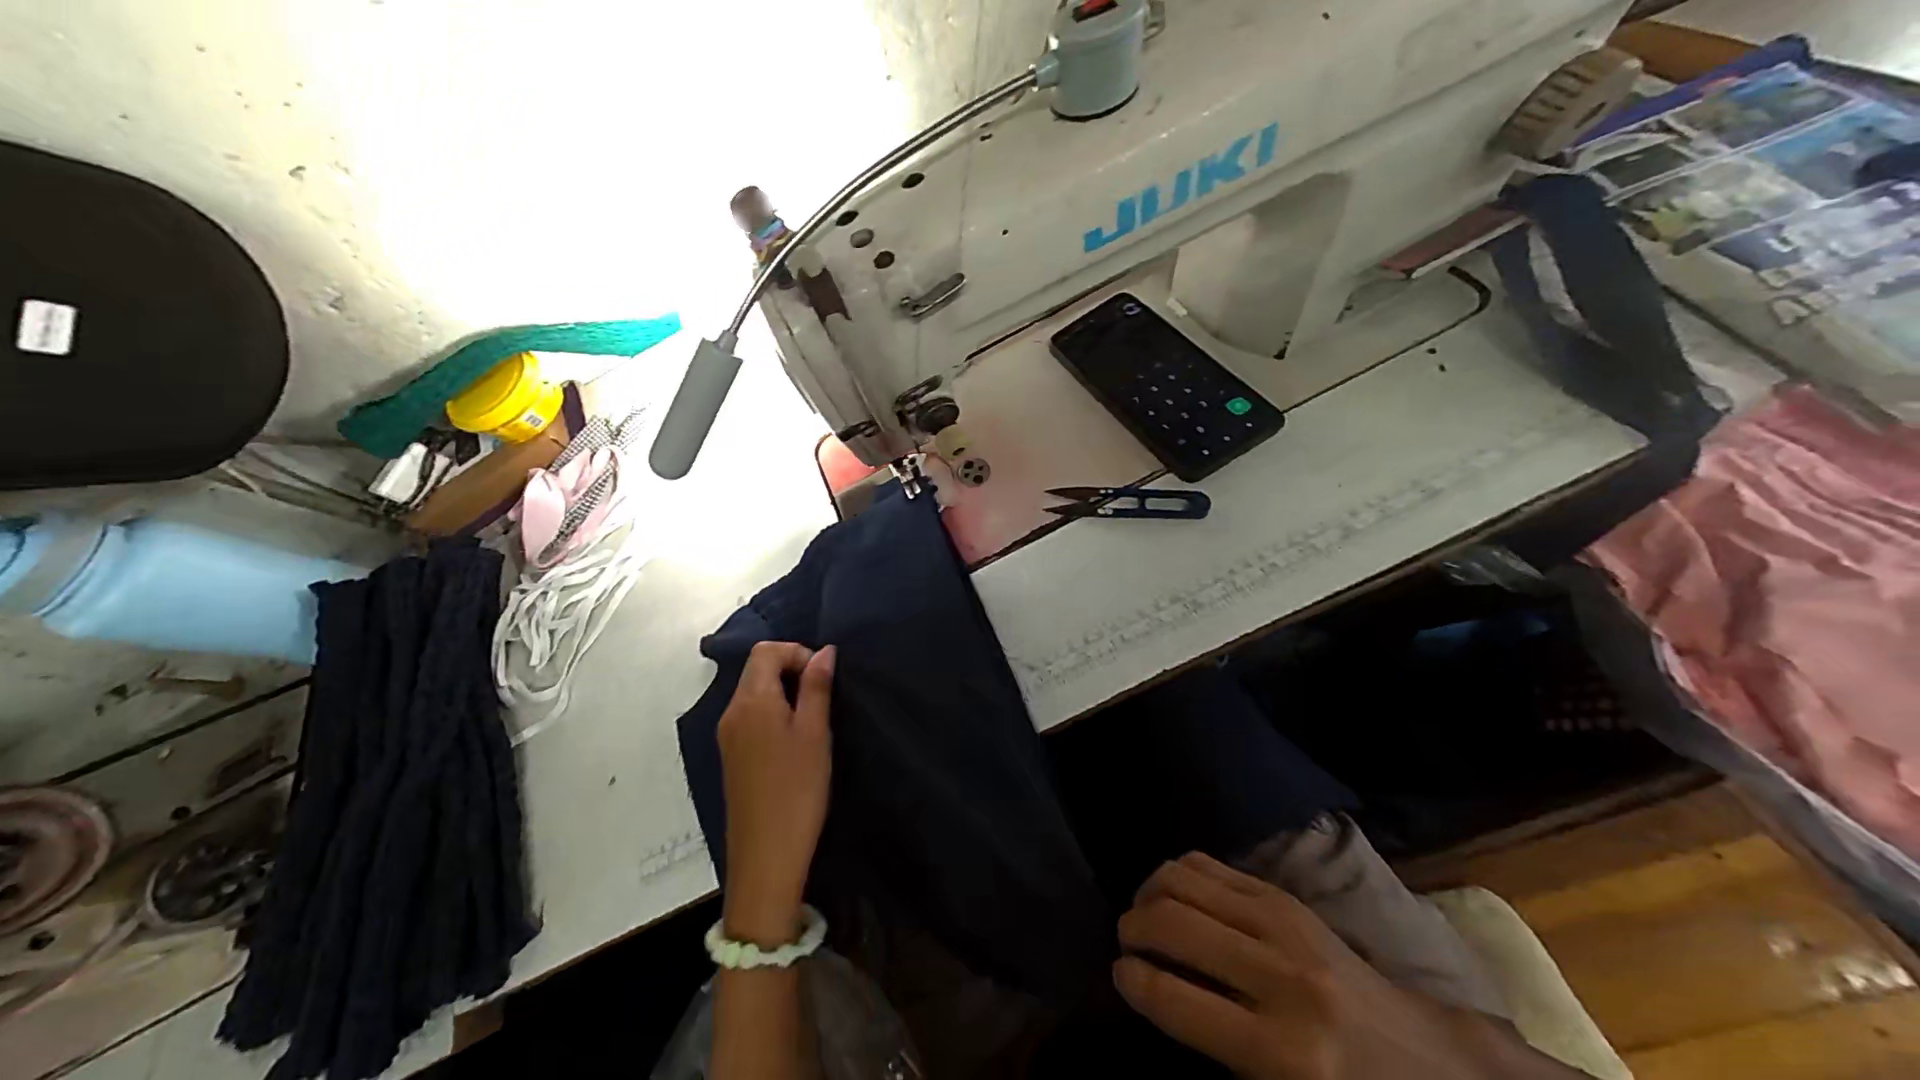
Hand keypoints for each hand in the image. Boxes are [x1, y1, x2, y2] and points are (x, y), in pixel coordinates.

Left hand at [718, 642, 835, 947]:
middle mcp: (731, 711)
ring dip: (783, 691)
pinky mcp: (731, 755)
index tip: (824, 678)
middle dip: (791, 669)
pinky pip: (750, 715)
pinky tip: (794, 738)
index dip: (797, 652)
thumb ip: (818, 687)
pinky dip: (773, 711)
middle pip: (757, 669)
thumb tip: (824, 651)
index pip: (766, 651)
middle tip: (823, 696)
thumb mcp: (815, 733)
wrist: (766, 854)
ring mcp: (728, 735)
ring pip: (754, 692)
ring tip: (814, 717)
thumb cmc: (797, 789)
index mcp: (751, 701)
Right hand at [1114, 854, 1535, 1079]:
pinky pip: (1210, 865)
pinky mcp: (1289, 896)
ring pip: (1183, 879)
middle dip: (1131, 929)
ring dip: (1149, 893)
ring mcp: (1287, 924)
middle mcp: (1280, 976)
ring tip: (1145, 917)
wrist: (1430, 1064)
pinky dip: (1178, 875)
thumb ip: (1213, 1046)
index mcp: (1282, 1052)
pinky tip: (1176, 898)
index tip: (1118, 976)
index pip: (1174, 999)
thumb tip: (1151, 989)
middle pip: (1171, 923)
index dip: (1130, 981)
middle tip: (1126, 945)